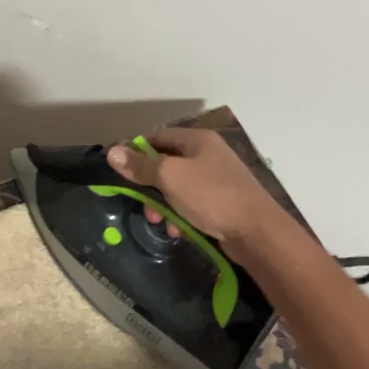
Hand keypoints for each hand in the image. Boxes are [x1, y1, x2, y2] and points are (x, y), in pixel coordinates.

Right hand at [106, 128, 288, 250]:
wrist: (256, 232)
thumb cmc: (211, 196)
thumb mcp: (170, 177)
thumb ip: (141, 165)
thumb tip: (112, 152)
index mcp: (197, 140)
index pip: (156, 136)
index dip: (135, 150)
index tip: (118, 169)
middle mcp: (207, 155)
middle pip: (164, 164)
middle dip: (149, 186)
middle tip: (141, 203)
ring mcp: (215, 179)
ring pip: (175, 188)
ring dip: (163, 205)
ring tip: (161, 222)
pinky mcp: (220, 202)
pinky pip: (190, 204)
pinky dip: (180, 216)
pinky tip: (179, 230)